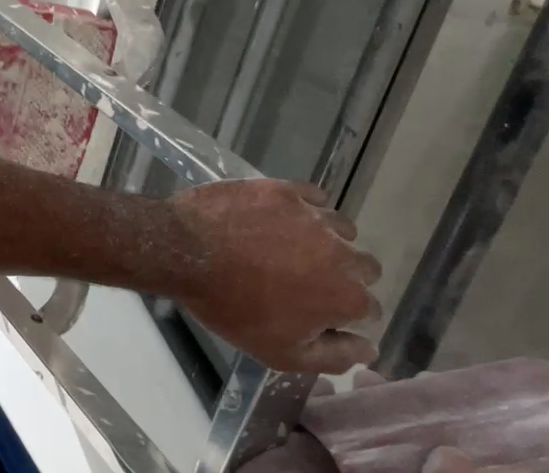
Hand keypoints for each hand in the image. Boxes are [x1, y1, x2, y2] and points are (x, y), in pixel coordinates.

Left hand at [165, 180, 381, 373]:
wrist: (179, 250)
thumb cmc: (227, 305)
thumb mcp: (281, 352)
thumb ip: (334, 357)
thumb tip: (369, 348)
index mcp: (347, 296)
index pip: (367, 307)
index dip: (343, 310)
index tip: (316, 306)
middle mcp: (341, 254)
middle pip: (362, 265)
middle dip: (342, 273)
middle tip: (303, 274)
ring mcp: (311, 216)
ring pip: (340, 228)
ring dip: (326, 237)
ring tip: (291, 243)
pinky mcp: (282, 190)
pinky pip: (311, 196)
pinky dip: (305, 205)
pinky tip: (283, 215)